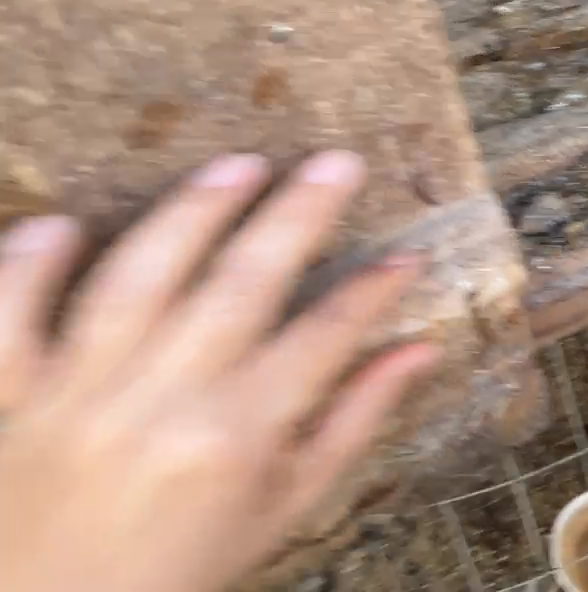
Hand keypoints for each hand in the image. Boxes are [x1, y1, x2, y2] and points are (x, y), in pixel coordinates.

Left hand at [0, 152, 439, 591]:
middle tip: (339, 161)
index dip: (376, 289)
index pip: (328, 333)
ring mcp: (68, 401)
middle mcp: (157, 404)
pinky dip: (22, 272)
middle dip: (299, 214)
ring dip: (191, 216)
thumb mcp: (287, 506)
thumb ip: (356, 420)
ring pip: (133, 283)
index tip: (410, 257)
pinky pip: (3, 328)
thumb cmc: (180, 568)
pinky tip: (59, 224)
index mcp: (237, 433)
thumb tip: (422, 350)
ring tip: (239, 165)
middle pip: (242, 284)